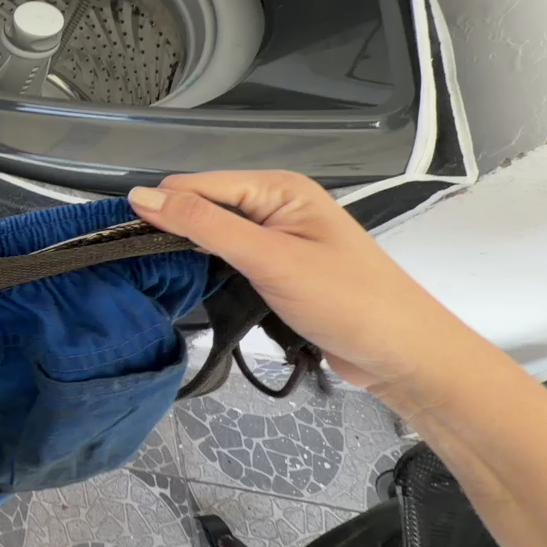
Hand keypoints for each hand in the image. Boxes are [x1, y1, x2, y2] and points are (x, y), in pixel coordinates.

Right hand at [126, 171, 475, 405]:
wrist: (409, 362)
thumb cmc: (347, 303)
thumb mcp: (268, 259)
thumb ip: (201, 224)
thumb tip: (137, 196)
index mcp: (277, 186)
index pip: (192, 184)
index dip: (163, 209)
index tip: (137, 244)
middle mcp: (274, 201)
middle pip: (197, 203)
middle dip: (174, 228)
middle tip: (157, 265)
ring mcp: (275, 232)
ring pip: (206, 228)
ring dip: (188, 248)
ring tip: (171, 273)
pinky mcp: (273, 262)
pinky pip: (222, 250)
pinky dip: (205, 262)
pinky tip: (198, 278)